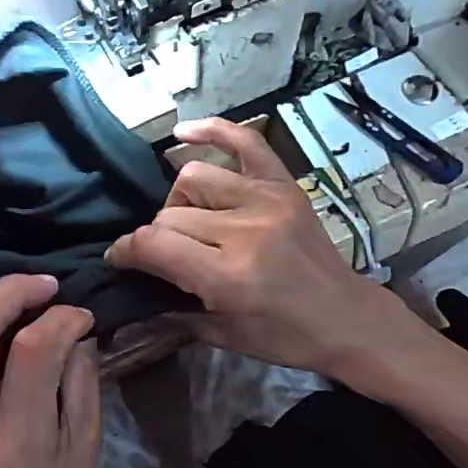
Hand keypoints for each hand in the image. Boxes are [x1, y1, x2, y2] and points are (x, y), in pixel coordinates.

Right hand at [105, 117, 434, 387]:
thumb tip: (128, 279)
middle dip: (156, 236)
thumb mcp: (220, 334)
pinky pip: (245, 142)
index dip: (124, 251)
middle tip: (169, 256)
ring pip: (194, 177)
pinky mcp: (285, 185)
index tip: (118, 259)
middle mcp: (244, 230)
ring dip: (180, 201)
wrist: (348, 320)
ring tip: (192, 222)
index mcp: (227, 275)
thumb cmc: (283, 336)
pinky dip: (214, 131)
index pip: (152, 243)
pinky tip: (185, 133)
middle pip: (169, 214)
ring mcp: (267, 201)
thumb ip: (169, 305)